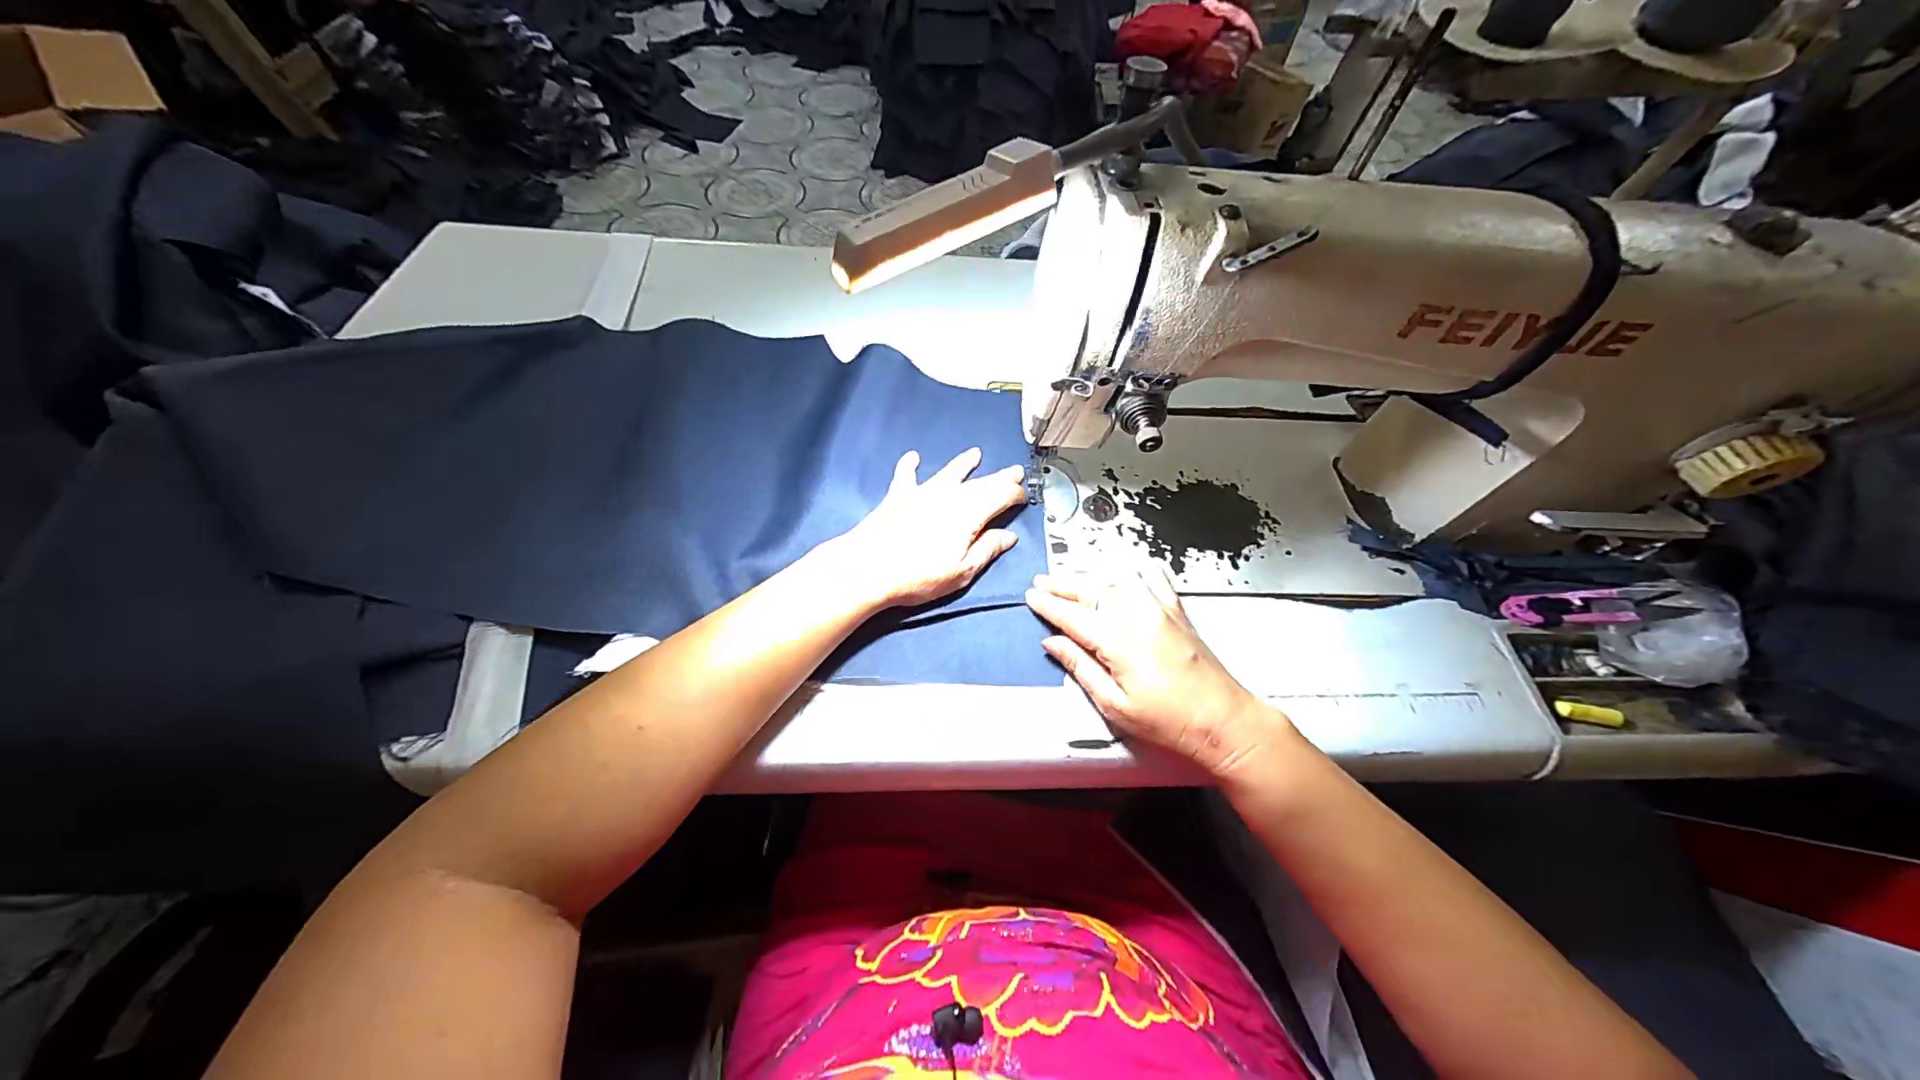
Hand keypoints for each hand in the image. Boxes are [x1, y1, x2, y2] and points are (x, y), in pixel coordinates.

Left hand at [820, 448, 1027, 610]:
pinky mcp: (898, 497)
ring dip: (964, 463)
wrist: (869, 568)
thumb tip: (1006, 537)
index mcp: (970, 513)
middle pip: (981, 482)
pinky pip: (907, 475)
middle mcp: (949, 496)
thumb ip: (987, 549)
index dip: (1016, 494)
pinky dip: (911, 465)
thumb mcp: (962, 570)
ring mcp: (922, 493)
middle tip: (1013, 471)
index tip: (1023, 497)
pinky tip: (913, 457)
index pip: (1002, 496)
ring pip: (950, 473)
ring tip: (975, 454)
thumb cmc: (917, 575)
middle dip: (1000, 477)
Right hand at [1025, 568, 1296, 778]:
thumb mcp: (1114, 705)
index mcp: (1118, 641)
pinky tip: (1126, 570)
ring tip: (1073, 576)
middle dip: (1063, 584)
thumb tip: (1054, 644)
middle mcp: (1139, 617)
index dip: (1048, 604)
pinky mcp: (1178, 612)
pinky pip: (1154, 579)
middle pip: (1091, 590)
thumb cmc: (1172, 721)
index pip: (1072, 615)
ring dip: (1091, 575)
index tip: (1032, 597)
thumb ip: (1080, 668)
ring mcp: (1161, 610)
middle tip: (1043, 582)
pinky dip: (1135, 571)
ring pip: (1118, 579)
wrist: (1222, 720)